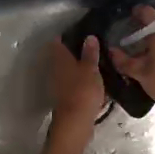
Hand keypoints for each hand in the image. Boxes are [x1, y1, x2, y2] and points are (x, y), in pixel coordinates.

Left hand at [48, 36, 105, 151]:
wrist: (75, 122)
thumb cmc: (82, 90)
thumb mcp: (91, 68)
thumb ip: (90, 53)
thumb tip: (89, 36)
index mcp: (60, 59)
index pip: (58, 41)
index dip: (67, 35)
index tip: (81, 31)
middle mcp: (56, 69)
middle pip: (63, 55)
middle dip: (76, 50)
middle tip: (94, 45)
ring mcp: (60, 84)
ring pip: (70, 70)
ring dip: (81, 66)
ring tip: (98, 62)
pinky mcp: (67, 96)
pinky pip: (75, 83)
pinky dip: (83, 80)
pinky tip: (96, 80)